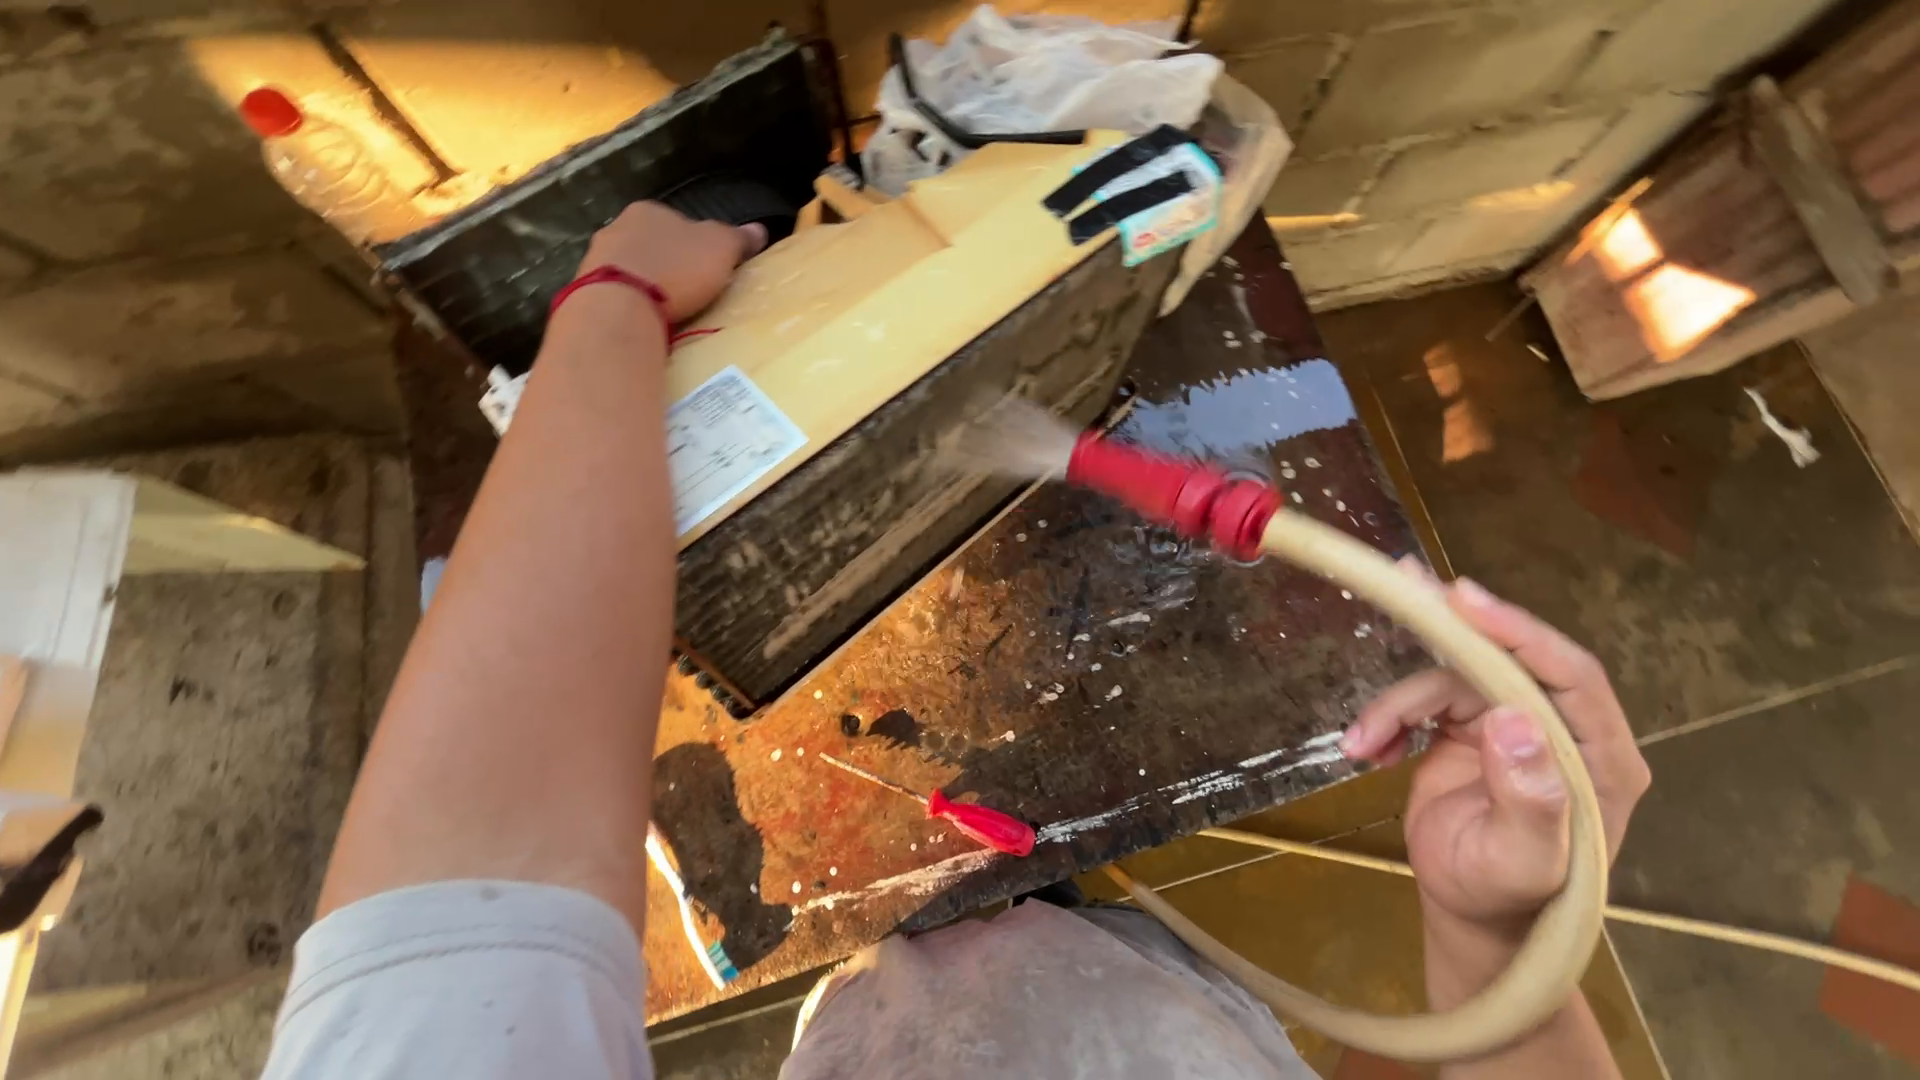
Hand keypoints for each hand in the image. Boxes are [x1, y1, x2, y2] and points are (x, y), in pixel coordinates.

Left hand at [577, 202, 766, 321]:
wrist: (621, 302)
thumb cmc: (676, 268)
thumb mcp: (720, 249)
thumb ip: (738, 238)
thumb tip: (759, 229)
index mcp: (650, 211)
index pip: (678, 223)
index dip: (696, 245)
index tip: (708, 268)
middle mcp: (618, 226)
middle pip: (652, 244)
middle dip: (669, 264)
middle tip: (689, 290)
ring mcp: (597, 257)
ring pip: (631, 268)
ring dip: (647, 284)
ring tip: (666, 309)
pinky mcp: (586, 288)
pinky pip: (616, 293)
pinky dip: (631, 303)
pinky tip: (644, 319)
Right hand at [1341, 561, 1649, 934]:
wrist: (1470, 914)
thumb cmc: (1502, 896)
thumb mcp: (1519, 861)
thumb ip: (1529, 799)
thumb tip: (1514, 722)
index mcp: (1597, 757)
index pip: (1568, 674)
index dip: (1518, 631)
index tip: (1462, 599)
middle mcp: (1559, 729)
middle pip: (1504, 659)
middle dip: (1452, 626)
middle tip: (1405, 582)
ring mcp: (1510, 727)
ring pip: (1447, 682)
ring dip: (1394, 706)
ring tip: (1361, 745)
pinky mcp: (1468, 730)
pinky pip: (1421, 702)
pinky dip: (1387, 721)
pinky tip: (1368, 751)